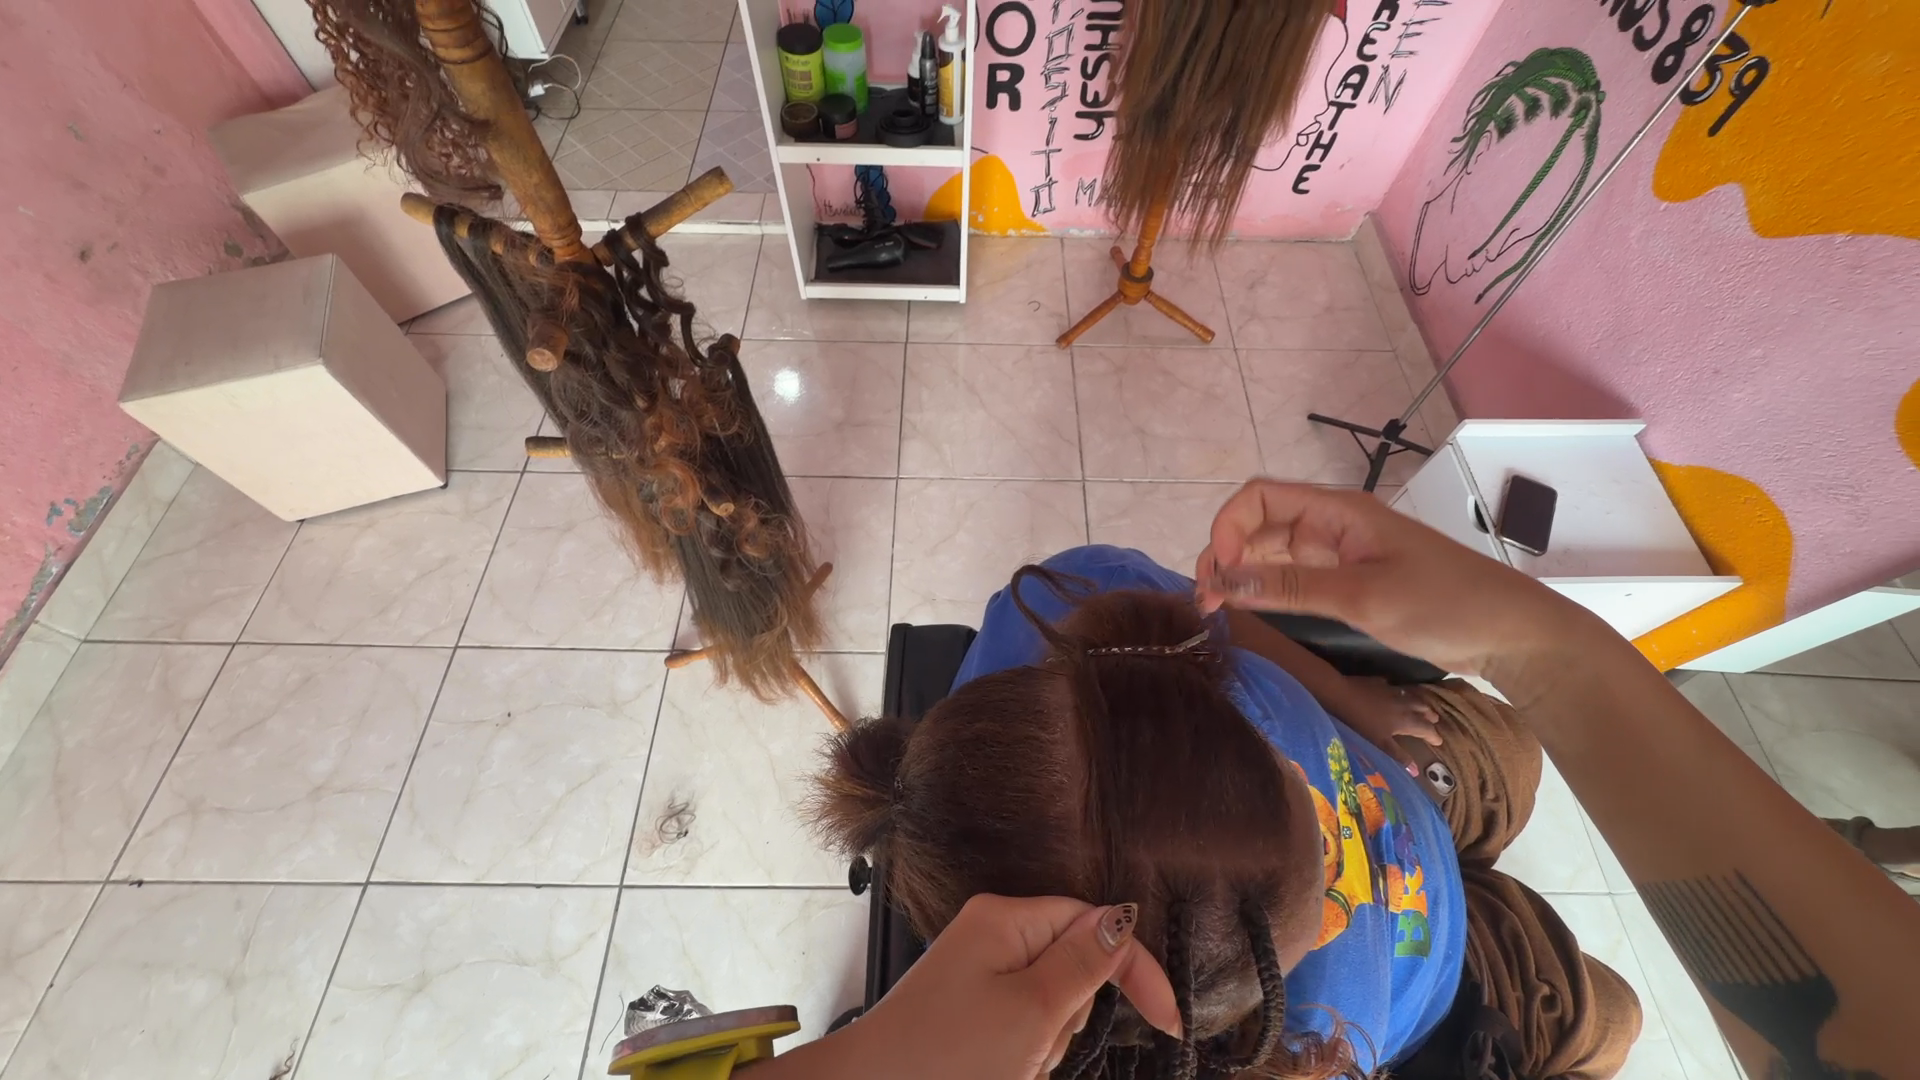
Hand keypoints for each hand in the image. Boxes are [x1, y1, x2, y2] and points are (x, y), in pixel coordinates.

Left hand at [844, 894, 1178, 1079]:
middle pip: (1071, 960)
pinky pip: (1022, 1016)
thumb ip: (1083, 962)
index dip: (1134, 965)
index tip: (1169, 1024)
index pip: (1091, 921)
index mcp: (1006, 917)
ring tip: (1011, 1064)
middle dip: (1071, 1013)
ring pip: (1051, 998)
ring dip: (1046, 1039)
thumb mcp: (1032, 1012)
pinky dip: (1024, 1048)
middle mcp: (992, 930)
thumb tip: (1123, 915)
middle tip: (1035, 1049)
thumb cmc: (950, 1056)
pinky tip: (1000, 1067)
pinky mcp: (970, 1000)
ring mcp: (978, 965)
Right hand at [1193, 481, 1606, 683]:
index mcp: (1337, 512)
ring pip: (1268, 551)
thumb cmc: (1446, 605)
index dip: (1228, 527)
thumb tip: (1224, 580)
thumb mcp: (1362, 597)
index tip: (1220, 571)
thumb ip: (1290, 586)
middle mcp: (1330, 525)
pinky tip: (1247, 605)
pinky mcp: (1344, 580)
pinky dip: (1262, 587)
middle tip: (1206, 598)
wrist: (1514, 636)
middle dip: (1224, 553)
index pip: (1260, 498)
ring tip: (1216, 605)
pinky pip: (1289, 575)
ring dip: (1238, 572)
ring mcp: (1336, 553)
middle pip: (1257, 524)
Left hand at [1336, 677, 1440, 771]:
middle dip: (1430, 715)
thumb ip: (1397, 755)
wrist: (1340, 694)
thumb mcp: (1379, 742)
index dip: (1433, 736)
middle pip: (1423, 709)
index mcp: (1406, 720)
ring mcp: (1391, 690)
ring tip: (1422, 706)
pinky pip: (1392, 686)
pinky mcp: (1378, 682)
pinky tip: (1393, 691)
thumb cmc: (1360, 722)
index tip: (1438, 741)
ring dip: (1419, 702)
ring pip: (1411, 696)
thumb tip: (1415, 771)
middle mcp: (1404, 704)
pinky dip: (1397, 691)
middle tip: (1434, 720)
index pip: (1426, 729)